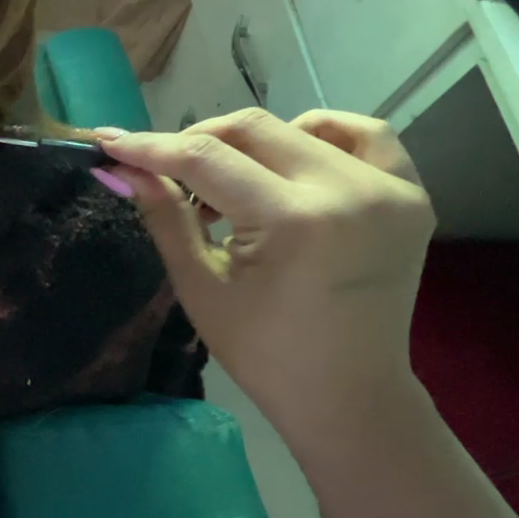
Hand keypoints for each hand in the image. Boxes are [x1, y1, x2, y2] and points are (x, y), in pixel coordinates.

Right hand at [101, 109, 436, 445]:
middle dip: (193, 141)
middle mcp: (348, 191)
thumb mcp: (199, 283)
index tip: (108, 142)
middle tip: (161, 170)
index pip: (206, 158)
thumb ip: (163, 214)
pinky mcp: (410, 193)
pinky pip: (364, 135)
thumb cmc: (261, 350)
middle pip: (252, 129)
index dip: (151, 147)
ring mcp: (390, 189)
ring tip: (227, 181)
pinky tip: (291, 160)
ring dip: (250, 141)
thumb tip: (119, 167)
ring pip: (301, 126)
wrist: (346, 391)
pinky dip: (320, 135)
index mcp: (294, 222)